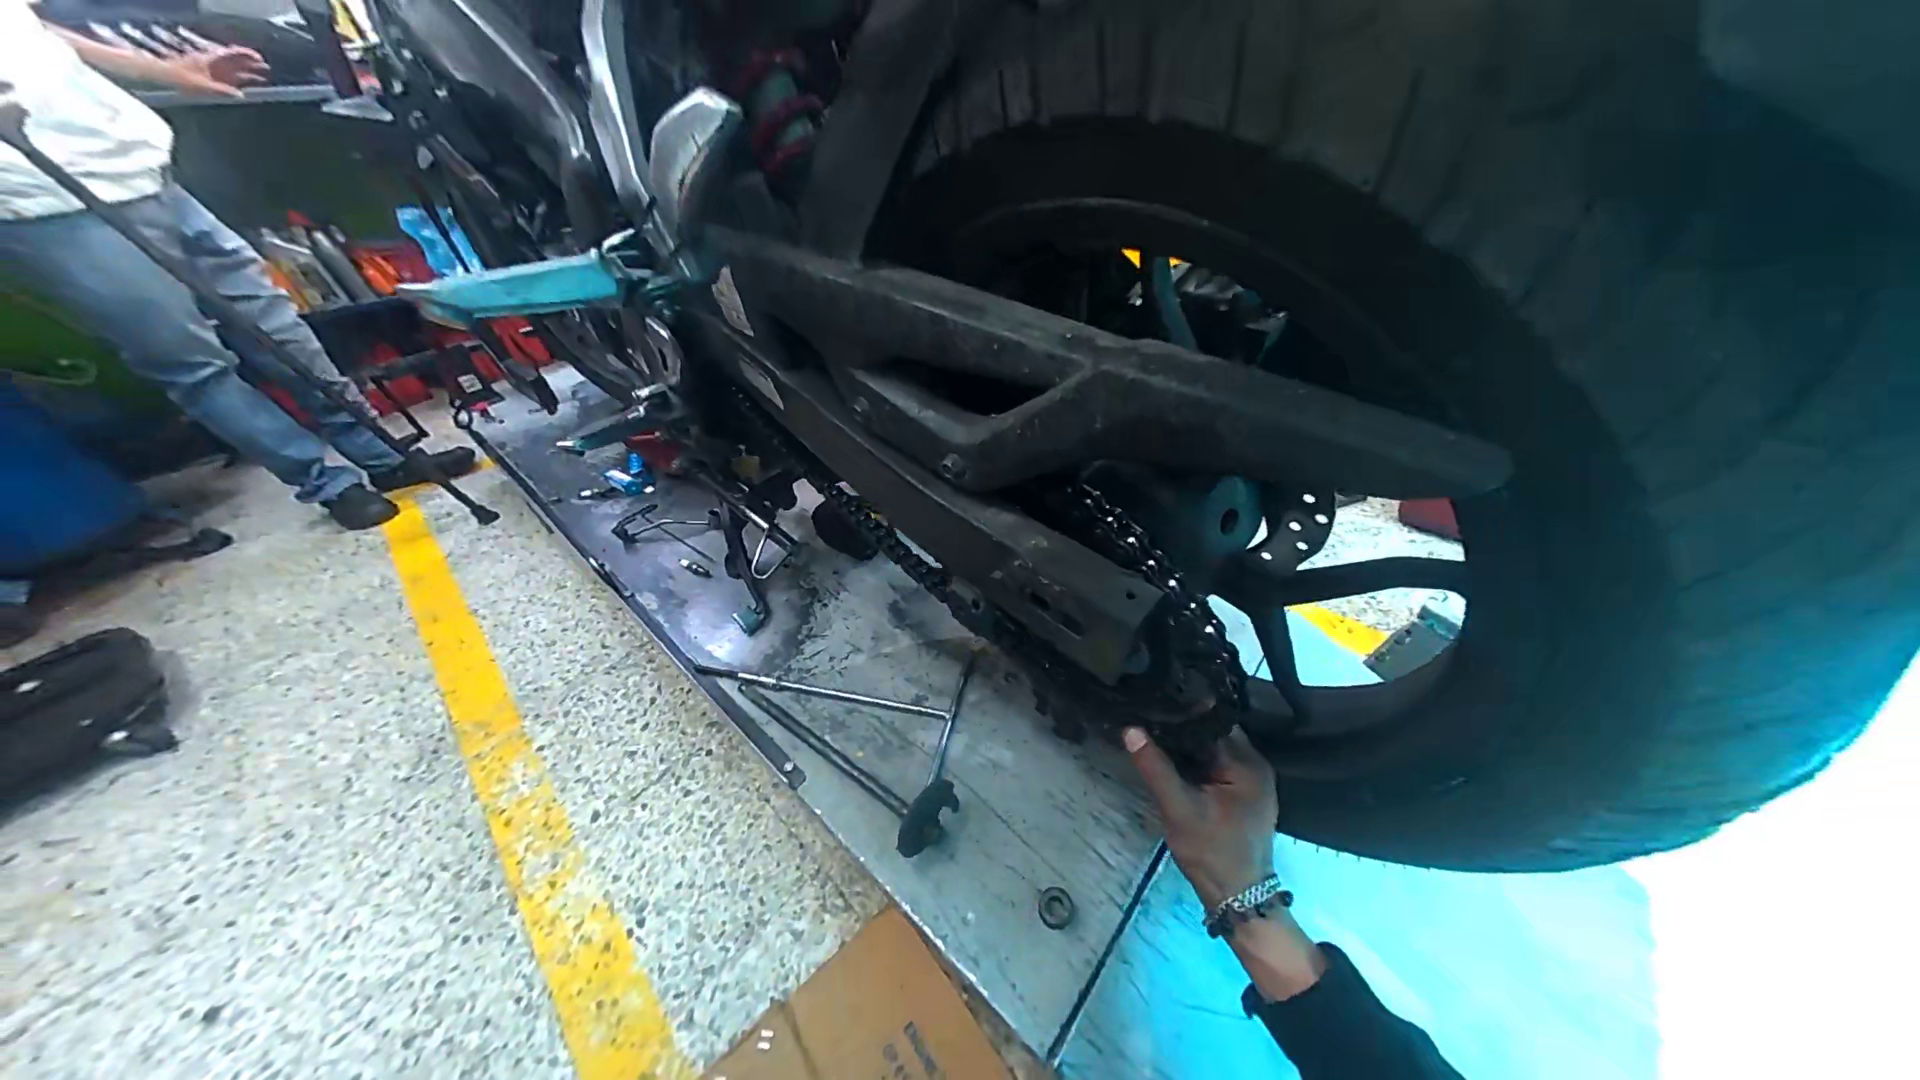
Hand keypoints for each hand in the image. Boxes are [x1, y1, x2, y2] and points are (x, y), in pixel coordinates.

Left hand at [165, 45, 268, 98]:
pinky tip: (253, 85)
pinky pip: (234, 79)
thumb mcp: (201, 84)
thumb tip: (240, 95)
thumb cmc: (181, 77)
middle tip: (267, 68)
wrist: (165, 75)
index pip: (231, 54)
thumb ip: (221, 89)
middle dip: (251, 64)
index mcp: (211, 60)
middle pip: (236, 61)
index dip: (246, 55)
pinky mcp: (217, 79)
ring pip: (237, 70)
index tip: (259, 59)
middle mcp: (215, 64)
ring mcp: (216, 71)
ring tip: (264, 78)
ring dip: (250, 73)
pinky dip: (244, 81)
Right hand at [1126, 724, 1327, 1000]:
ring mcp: (1250, 779)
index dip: (1183, 707)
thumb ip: (1155, 766)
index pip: (1213, 719)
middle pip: (1213, 730)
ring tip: (1153, 724)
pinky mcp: (1241, 791)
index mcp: (1247, 762)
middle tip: (1147, 708)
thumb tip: (1130, 728)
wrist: (1238, 899)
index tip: (1154, 695)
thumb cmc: (1212, 852)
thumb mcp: (1178, 808)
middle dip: (1182, 722)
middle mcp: (1254, 764)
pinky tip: (1170, 753)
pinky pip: (1215, 761)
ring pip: (1213, 745)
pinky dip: (1194, 755)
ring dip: (1187, 739)